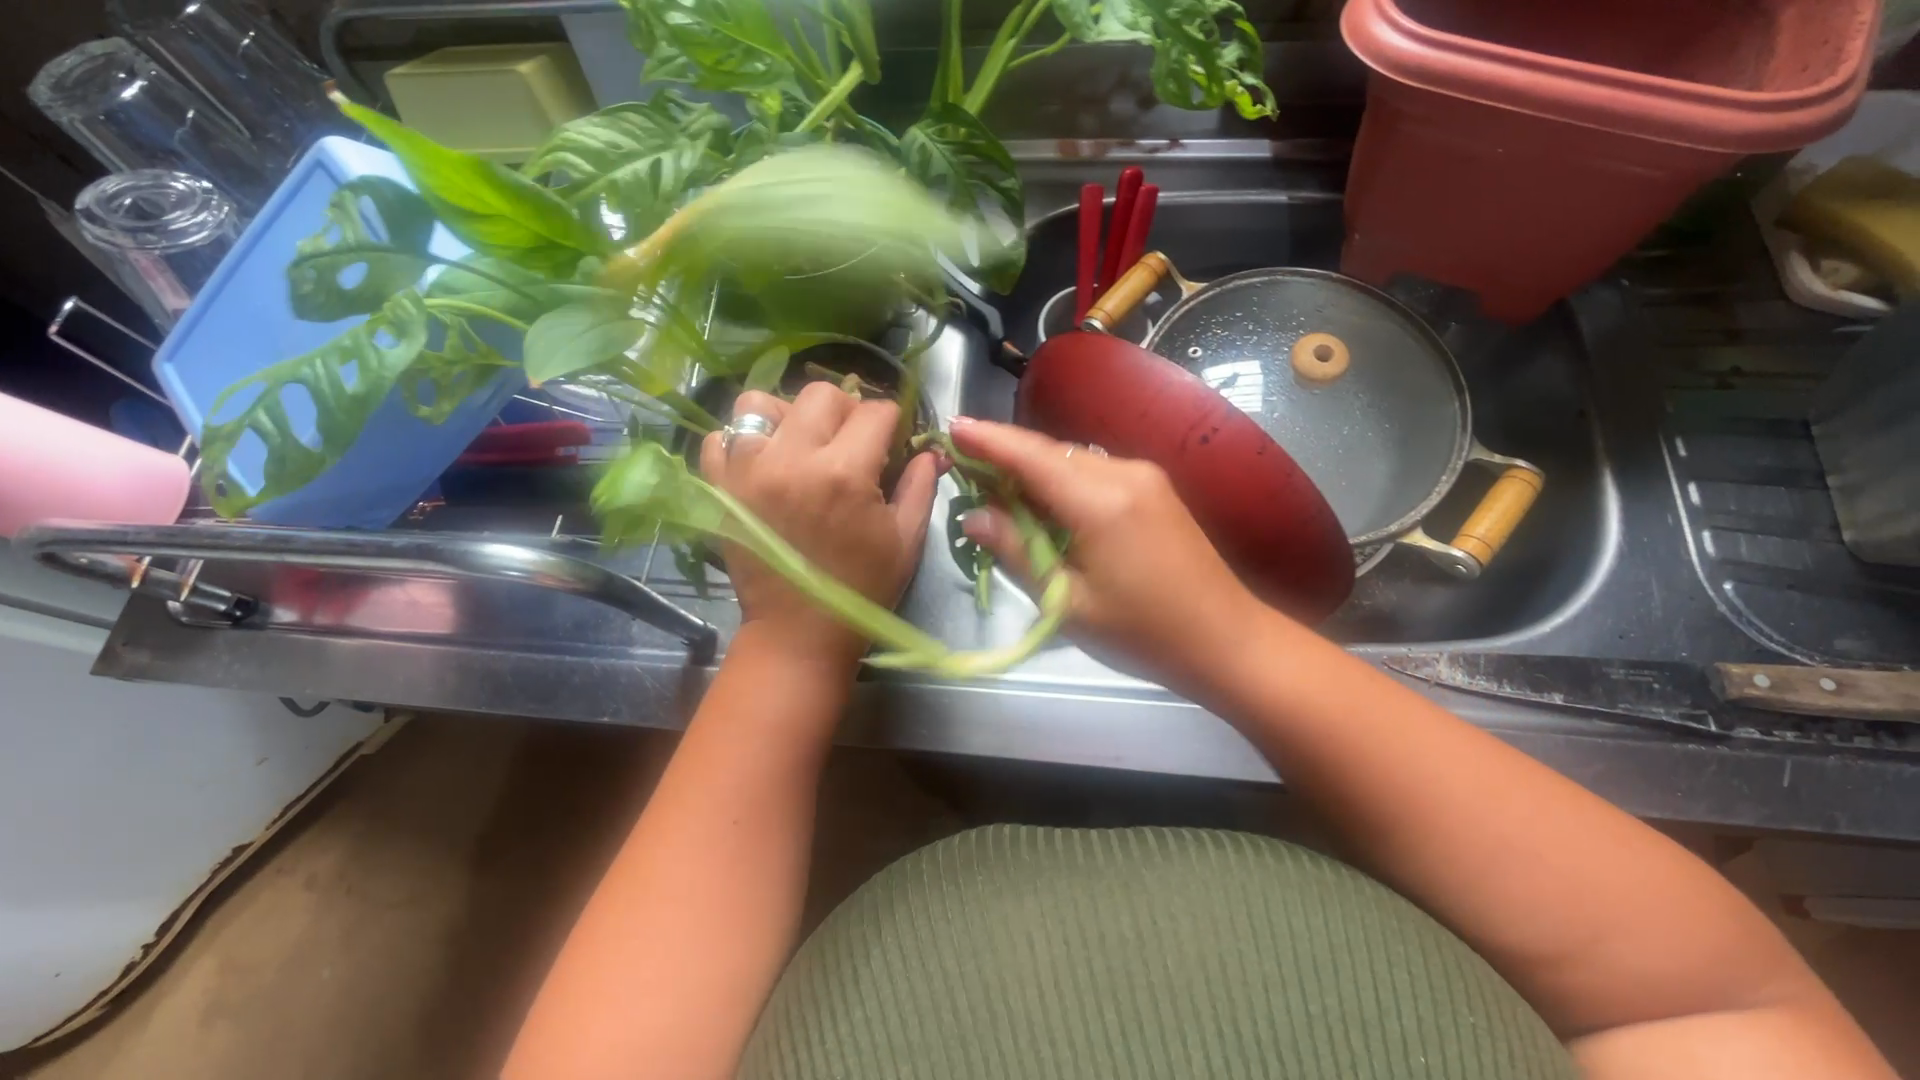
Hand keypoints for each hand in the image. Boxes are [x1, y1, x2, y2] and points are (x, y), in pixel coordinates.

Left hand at [701, 384, 938, 665]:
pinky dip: (739, 441)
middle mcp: (791, 459)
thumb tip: (928, 450)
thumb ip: (919, 485)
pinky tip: (762, 462)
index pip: (875, 411)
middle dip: (846, 411)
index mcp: (844, 473)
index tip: (892, 444)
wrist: (798, 634)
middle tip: (850, 443)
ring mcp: (747, 471)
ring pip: (760, 403)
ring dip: (786, 416)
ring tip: (800, 445)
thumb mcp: (906, 539)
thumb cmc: (861, 589)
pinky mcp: (718, 488)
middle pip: (821, 394)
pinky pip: (718, 438)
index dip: (891, 423)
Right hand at [950, 416, 1266, 690]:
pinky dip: (1062, 480)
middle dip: (1006, 455)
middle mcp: (1124, 473)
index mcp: (1100, 501)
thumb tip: (973, 516)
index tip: (951, 427)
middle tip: (964, 466)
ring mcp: (1145, 477)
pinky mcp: (1156, 489)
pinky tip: (1045, 502)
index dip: (988, 440)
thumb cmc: (1142, 632)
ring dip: (1035, 468)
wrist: (1227, 640)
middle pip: (1051, 453)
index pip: (1031, 456)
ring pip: (1073, 460)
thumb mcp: (1068, 602)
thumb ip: (1017, 553)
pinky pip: (1095, 472)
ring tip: (997, 488)